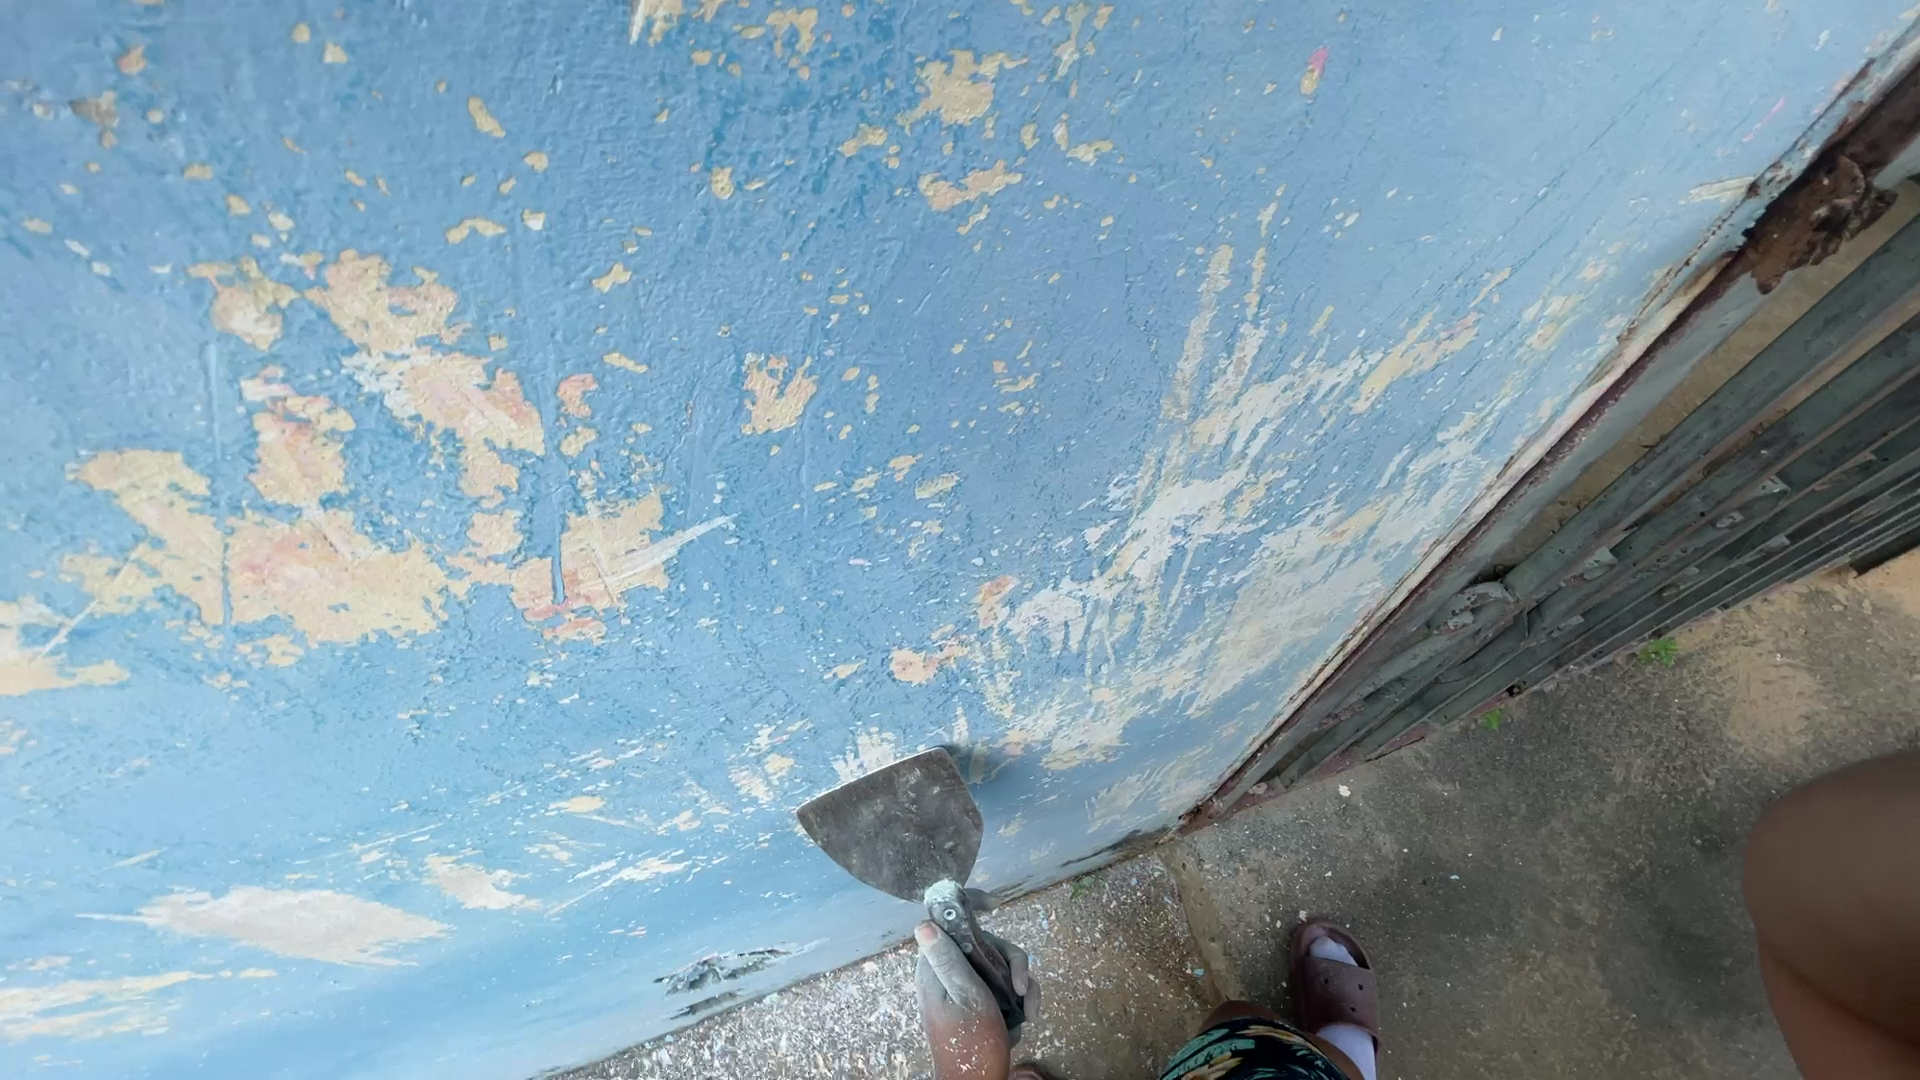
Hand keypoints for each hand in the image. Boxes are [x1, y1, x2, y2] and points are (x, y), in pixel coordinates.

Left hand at [913, 917, 1034, 1079]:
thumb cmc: (972, 1045)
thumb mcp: (967, 997)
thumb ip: (950, 959)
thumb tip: (924, 923)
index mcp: (935, 968)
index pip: (945, 920)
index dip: (968, 905)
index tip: (995, 905)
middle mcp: (947, 972)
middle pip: (982, 941)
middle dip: (1010, 960)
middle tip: (1021, 985)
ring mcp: (964, 987)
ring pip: (997, 963)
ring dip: (1020, 983)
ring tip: (1030, 1011)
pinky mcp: (979, 1001)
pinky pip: (1001, 985)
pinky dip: (1018, 998)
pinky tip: (1029, 1017)